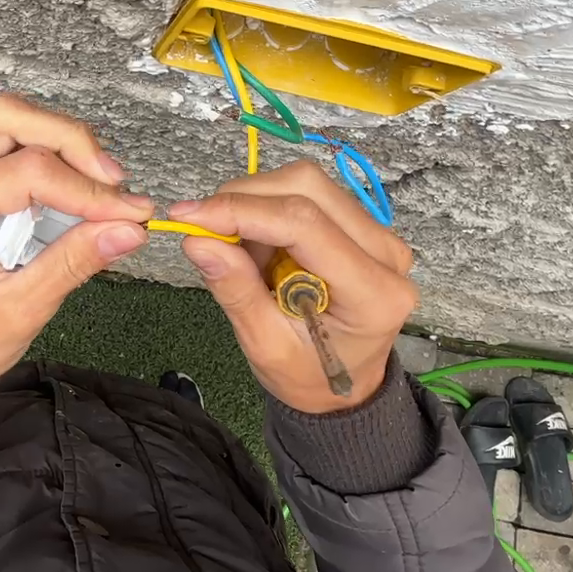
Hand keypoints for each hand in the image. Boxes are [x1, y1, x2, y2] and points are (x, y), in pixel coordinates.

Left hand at [0, 94, 153, 400]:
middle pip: (9, 117)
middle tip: (113, 183)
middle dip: (70, 140)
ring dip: (65, 143)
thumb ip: (73, 263)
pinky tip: (81, 190)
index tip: (129, 213)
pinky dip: (57, 155)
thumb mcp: (21, 312)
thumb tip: (127, 228)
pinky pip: (18, 141)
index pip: (24, 173)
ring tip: (102, 189)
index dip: (85, 189)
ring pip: (15, 119)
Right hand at [170, 160, 417, 413]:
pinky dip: (268, 206)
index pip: (304, 224)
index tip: (187, 215)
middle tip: (205, 229)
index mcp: (373, 294)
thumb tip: (196, 240)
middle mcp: (386, 254)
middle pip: (307, 188)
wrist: (341, 389)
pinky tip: (258, 243)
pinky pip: (308, 193)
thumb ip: (235, 290)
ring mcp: (378, 234)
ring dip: (255, 202)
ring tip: (237, 246)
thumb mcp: (265, 346)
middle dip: (243, 198)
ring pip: (306, 182)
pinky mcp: (361, 225)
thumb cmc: (306, 375)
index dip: (241, 211)